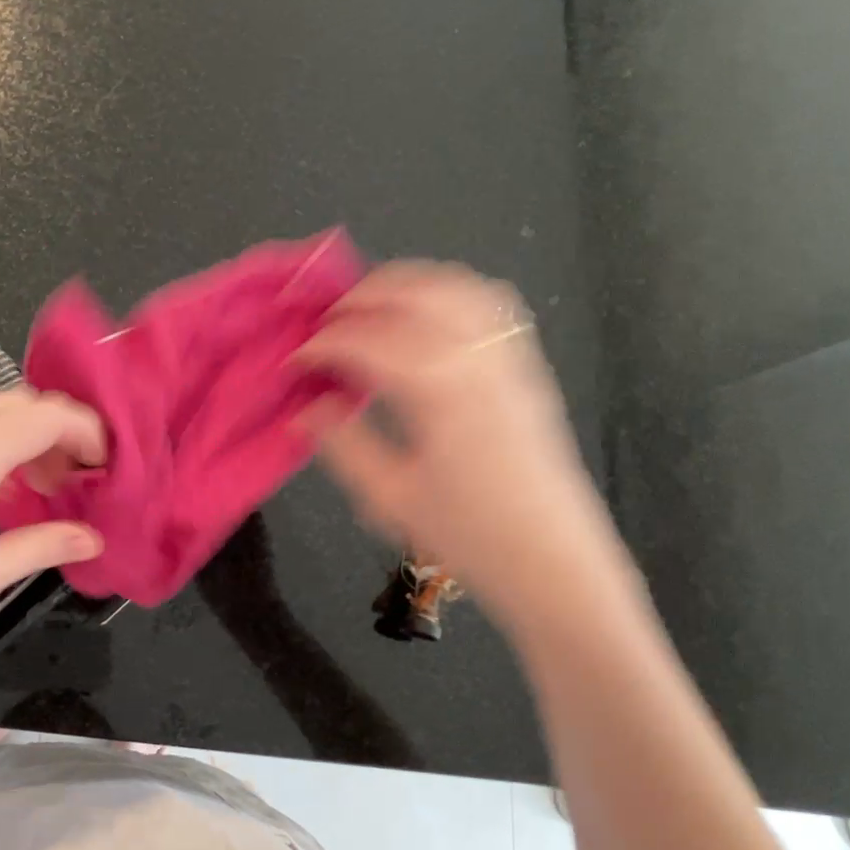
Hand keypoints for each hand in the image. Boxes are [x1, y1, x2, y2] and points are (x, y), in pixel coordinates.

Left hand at [0, 388, 106, 657]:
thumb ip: (42, 547)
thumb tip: (94, 539)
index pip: (46, 416)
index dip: (87, 432)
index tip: (109, 466)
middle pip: (24, 403)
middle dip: (64, 431)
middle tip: (85, 477)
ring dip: (33, 436)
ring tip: (53, 486)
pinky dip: (4, 443)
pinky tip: (12, 488)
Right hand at [294, 261, 623, 613]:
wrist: (555, 563)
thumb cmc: (468, 537)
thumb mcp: (389, 497)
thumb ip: (343, 444)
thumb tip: (306, 408)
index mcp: (439, 392)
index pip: (367, 340)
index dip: (322, 342)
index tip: (293, 359)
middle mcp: (478, 360)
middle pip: (414, 293)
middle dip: (360, 298)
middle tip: (322, 321)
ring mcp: (509, 359)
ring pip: (455, 287)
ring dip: (404, 286)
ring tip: (365, 309)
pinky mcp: (526, 369)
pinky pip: (488, 305)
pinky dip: (446, 295)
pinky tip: (420, 318)